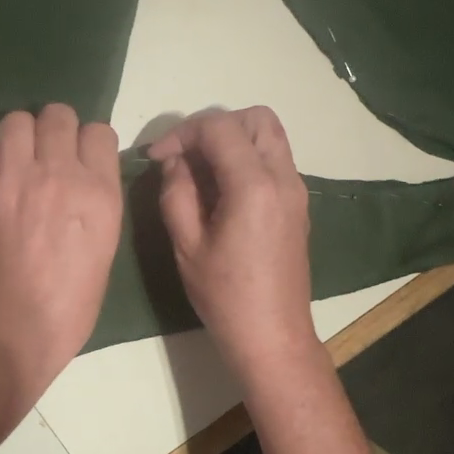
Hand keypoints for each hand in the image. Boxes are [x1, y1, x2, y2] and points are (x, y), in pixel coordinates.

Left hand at [0, 104, 122, 402]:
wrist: (13, 328)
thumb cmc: (69, 308)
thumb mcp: (104, 254)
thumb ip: (96, 208)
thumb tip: (84, 188)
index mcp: (98, 194)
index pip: (100, 132)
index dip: (92, 144)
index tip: (85, 162)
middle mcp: (59, 174)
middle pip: (59, 114)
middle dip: (58, 129)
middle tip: (51, 155)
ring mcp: (16, 179)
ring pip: (19, 120)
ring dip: (23, 135)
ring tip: (22, 160)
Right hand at [149, 107, 318, 377]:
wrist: (272, 335)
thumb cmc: (224, 296)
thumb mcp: (187, 246)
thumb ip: (177, 194)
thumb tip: (174, 163)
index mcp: (254, 186)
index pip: (219, 128)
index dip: (182, 133)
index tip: (157, 157)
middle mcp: (283, 178)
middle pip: (255, 118)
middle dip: (214, 127)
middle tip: (184, 157)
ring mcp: (295, 190)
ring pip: (269, 136)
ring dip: (233, 140)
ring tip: (200, 172)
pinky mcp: (297, 205)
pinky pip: (274, 161)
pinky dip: (246, 159)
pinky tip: (220, 191)